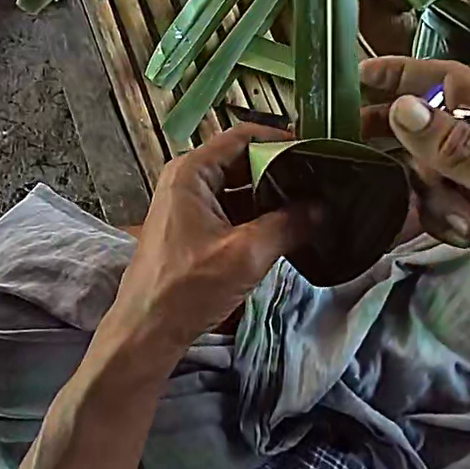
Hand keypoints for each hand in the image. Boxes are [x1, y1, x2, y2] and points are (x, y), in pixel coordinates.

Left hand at [99, 124, 311, 363]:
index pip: (243, 137)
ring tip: (312, 205)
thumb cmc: (188, 286)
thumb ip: (289, 225)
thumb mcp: (246, 253)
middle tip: (321, 183)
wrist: (147, 331)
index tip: (316, 154)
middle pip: (242, 162)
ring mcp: (188, 205)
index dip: (281, 142)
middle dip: (280, 172)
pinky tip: (287, 229)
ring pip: (238, 189)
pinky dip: (256, 217)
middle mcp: (187, 180)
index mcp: (191, 171)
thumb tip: (323, 208)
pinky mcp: (192, 229)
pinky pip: (231, 211)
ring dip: (271, 198)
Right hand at [361, 56, 469, 337]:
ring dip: (434, 196)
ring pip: (428, 168)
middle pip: (429, 125)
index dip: (403, 74)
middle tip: (360, 144)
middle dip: (405, 144)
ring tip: (462, 222)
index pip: (447, 80)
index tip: (359, 75)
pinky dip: (442, 218)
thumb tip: (401, 108)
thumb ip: (458, 148)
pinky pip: (436, 199)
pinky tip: (466, 235)